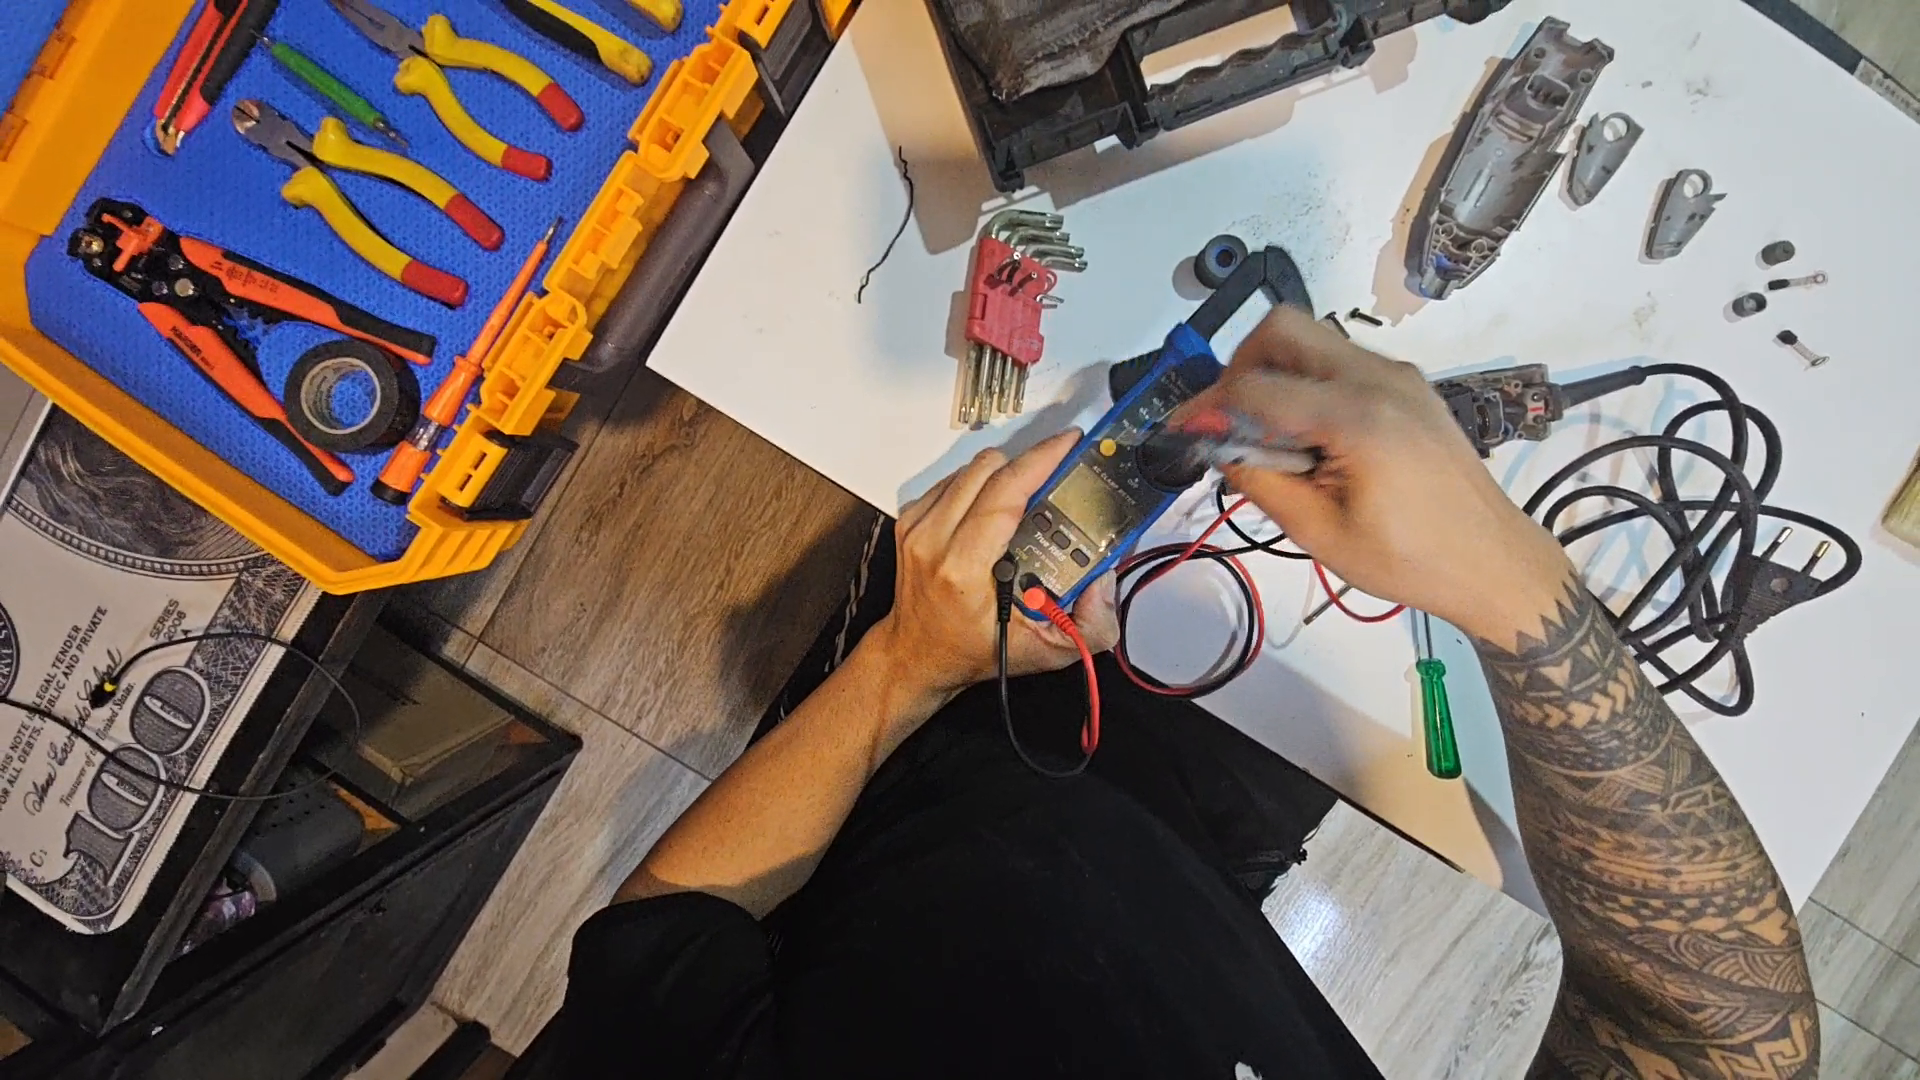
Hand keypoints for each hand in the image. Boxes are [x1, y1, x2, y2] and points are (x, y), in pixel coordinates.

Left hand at [869, 431, 1119, 700]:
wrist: (919, 654)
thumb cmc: (976, 650)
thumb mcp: (1045, 651)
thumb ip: (1091, 624)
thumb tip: (1105, 576)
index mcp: (961, 568)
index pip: (1004, 493)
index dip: (1040, 460)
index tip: (1070, 443)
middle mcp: (933, 540)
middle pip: (988, 469)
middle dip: (1031, 462)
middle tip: (1061, 471)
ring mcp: (917, 526)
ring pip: (971, 469)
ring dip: (1007, 472)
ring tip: (1031, 493)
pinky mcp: (911, 520)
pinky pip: (954, 479)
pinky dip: (981, 484)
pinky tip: (996, 507)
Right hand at [1179, 308, 1572, 642]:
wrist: (1494, 563)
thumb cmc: (1407, 560)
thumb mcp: (1318, 532)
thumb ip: (1260, 480)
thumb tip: (1216, 447)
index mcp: (1357, 417)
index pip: (1255, 387)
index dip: (1206, 406)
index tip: (1178, 430)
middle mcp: (1378, 378)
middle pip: (1282, 329)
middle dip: (1238, 367)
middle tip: (1227, 420)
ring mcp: (1397, 376)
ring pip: (1310, 338)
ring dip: (1270, 372)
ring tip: (1263, 432)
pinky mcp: (1405, 386)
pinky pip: (1336, 360)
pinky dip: (1301, 382)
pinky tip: (1303, 434)